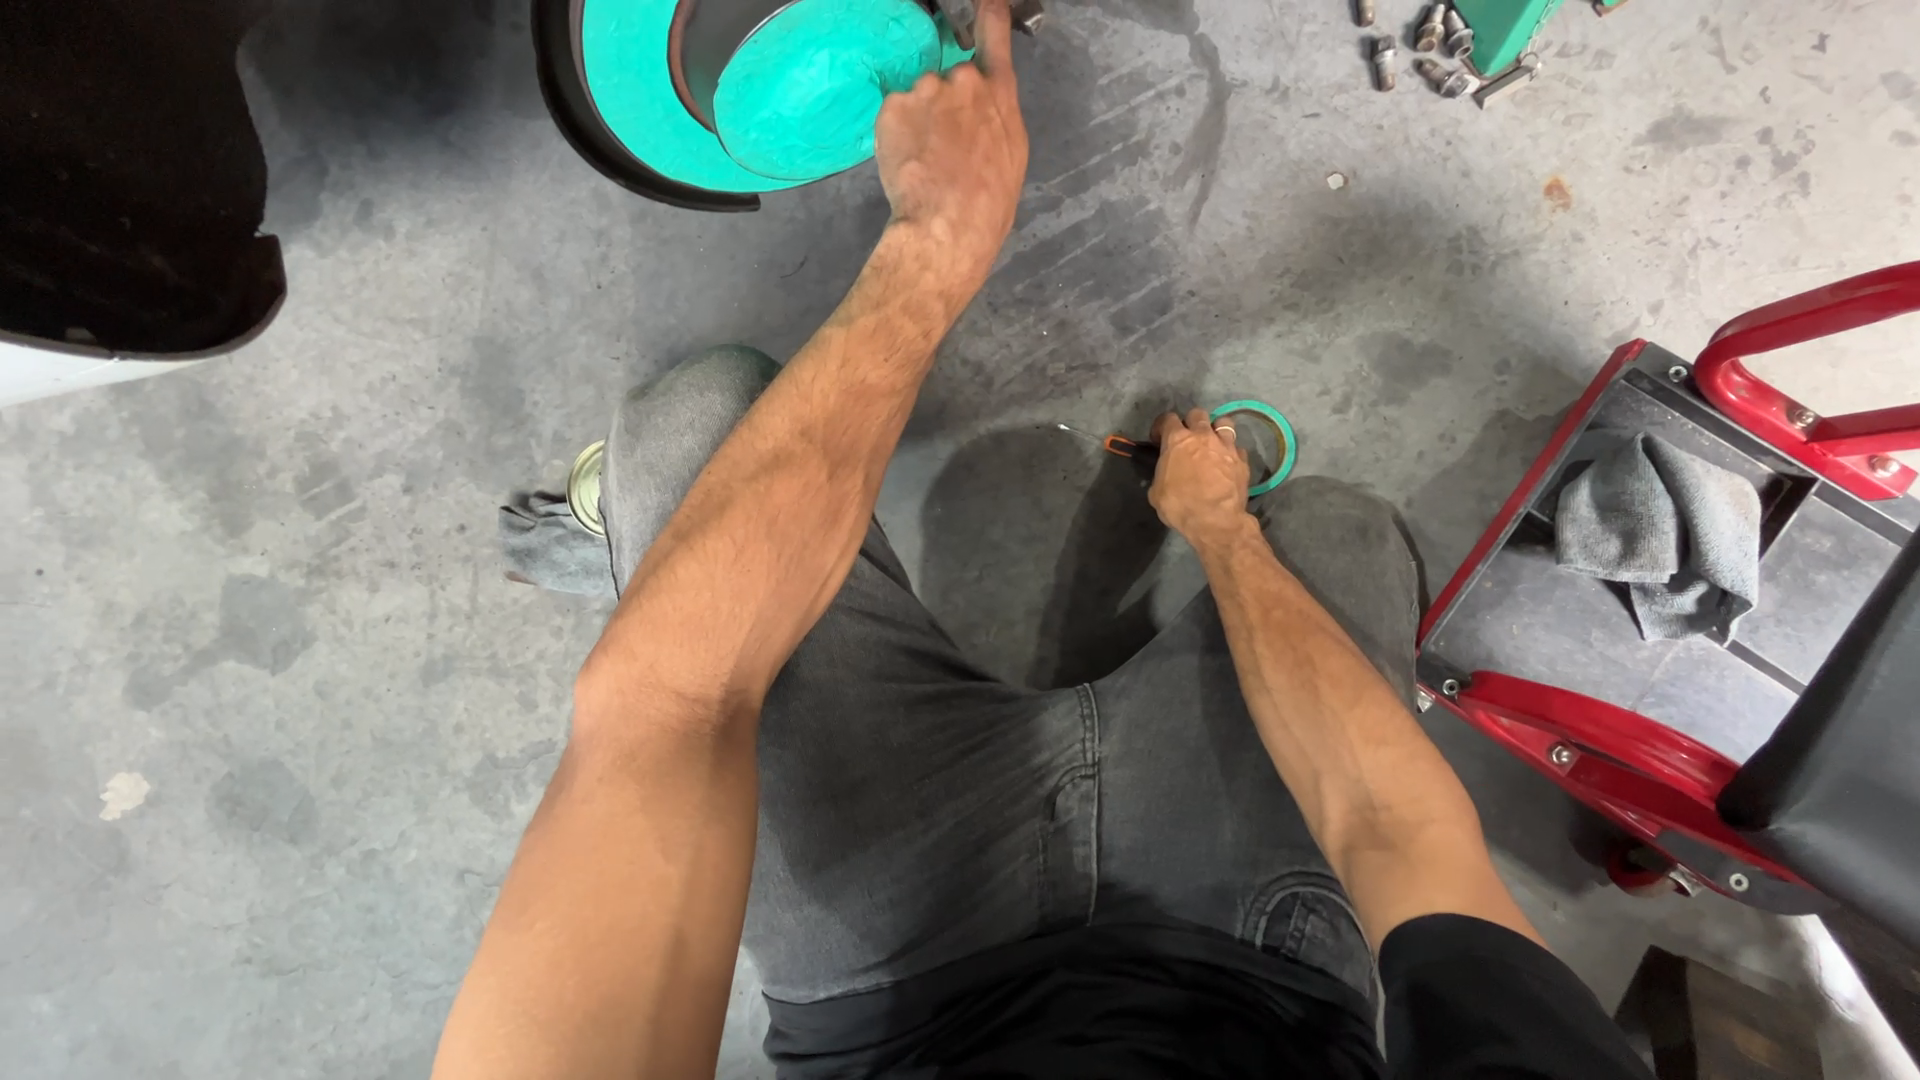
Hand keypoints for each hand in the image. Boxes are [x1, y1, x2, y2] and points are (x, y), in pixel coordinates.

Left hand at [874, 0, 1028, 285]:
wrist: (947, 227)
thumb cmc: (988, 206)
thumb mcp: (1011, 159)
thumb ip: (996, 122)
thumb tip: (982, 116)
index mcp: (999, 95)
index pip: (993, 35)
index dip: (985, 16)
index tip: (981, 4)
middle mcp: (964, 81)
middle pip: (950, 81)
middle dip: (944, 107)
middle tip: (942, 149)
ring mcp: (926, 89)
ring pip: (919, 99)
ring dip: (918, 122)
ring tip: (922, 163)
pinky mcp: (894, 106)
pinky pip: (894, 115)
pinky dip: (896, 135)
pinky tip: (905, 164)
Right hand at [1148, 408, 1251, 545]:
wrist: (1215, 520)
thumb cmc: (1179, 505)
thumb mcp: (1156, 491)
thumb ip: (1161, 474)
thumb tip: (1165, 474)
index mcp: (1177, 440)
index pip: (1167, 418)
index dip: (1161, 427)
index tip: (1158, 439)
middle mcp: (1203, 436)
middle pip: (1197, 414)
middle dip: (1190, 423)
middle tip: (1188, 439)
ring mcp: (1226, 445)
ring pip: (1223, 422)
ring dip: (1215, 430)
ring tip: (1212, 443)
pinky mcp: (1242, 459)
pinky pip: (1237, 447)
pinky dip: (1230, 452)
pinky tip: (1227, 463)